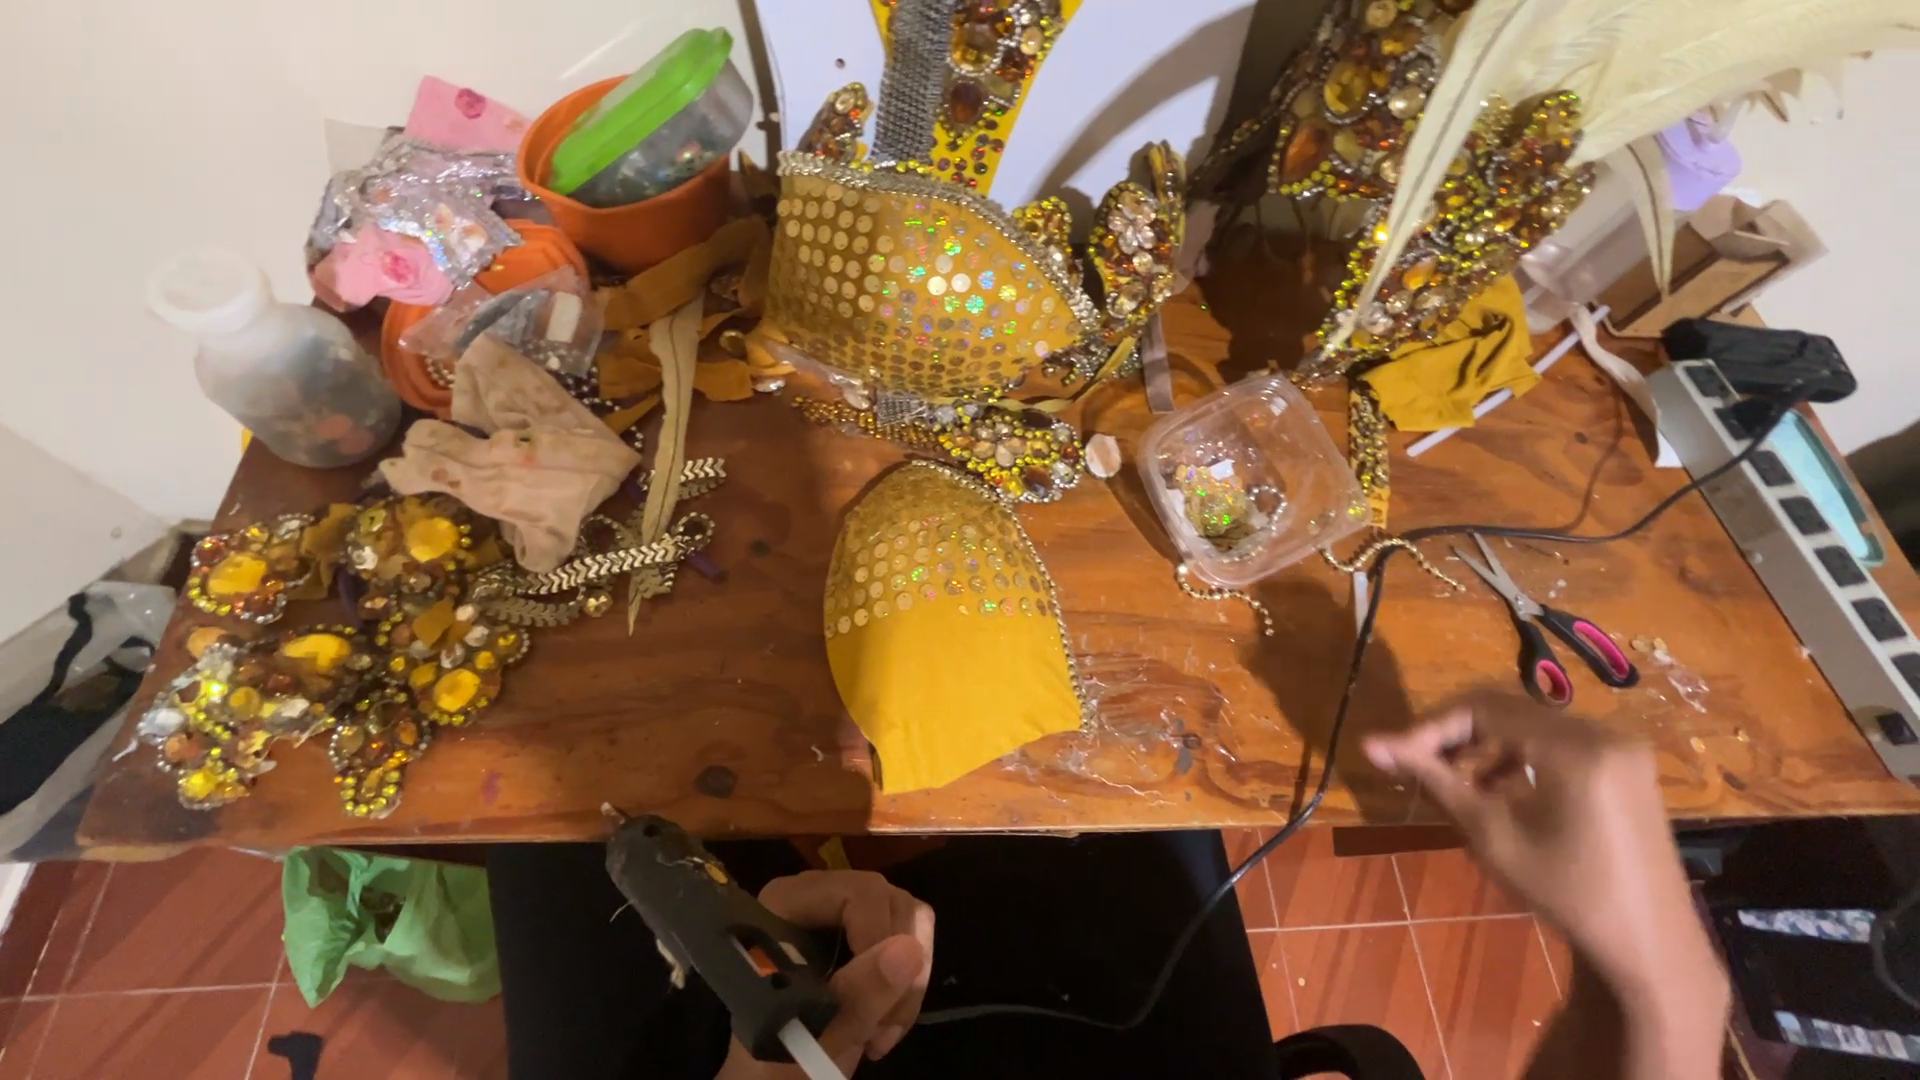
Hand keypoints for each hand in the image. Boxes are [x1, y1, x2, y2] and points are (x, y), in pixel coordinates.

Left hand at [715, 871, 934, 1079]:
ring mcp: (847, 913)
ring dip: (908, 984)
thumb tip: (909, 950)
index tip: (875, 1007)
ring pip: (912, 919)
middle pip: (891, 902)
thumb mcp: (811, 1036)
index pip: (859, 893)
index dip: (880, 941)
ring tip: (878, 1035)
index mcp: (787, 904)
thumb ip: (857, 996)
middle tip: (877, 1031)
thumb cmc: (772, 1065)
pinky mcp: (868, 935)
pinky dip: (911, 988)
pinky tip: (884, 1027)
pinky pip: (915, 940)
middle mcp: (819, 896)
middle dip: (896, 972)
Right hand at [1362, 695, 1717, 999]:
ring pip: (1527, 723)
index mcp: (1574, 749)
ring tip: (1453, 781)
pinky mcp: (1625, 766)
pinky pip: (1555, 740)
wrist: (1649, 945)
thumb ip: (1431, 777)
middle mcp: (1602, 734)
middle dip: (1455, 734)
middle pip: (1505, 709)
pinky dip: (1516, 754)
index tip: (1398, 755)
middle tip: (1418, 764)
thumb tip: (1368, 743)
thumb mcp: (1488, 831)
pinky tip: (1495, 788)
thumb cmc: (1564, 890)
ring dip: (1483, 745)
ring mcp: (1620, 749)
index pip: (1482, 707)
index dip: (1432, 725)